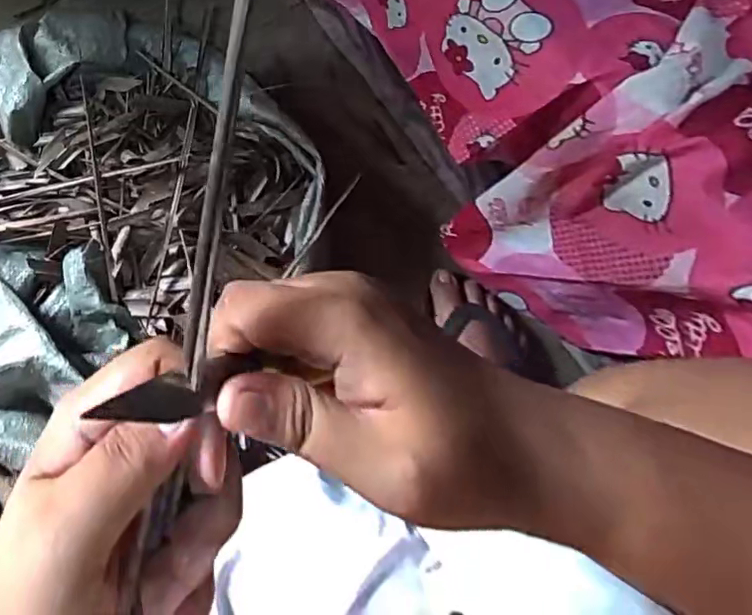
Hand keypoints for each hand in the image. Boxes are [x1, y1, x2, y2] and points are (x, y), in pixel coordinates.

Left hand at [0, 338, 242, 614]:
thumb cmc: (30, 596)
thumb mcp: (64, 525)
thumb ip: (121, 462)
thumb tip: (189, 410)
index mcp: (90, 420)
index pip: (157, 365)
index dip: (192, 399)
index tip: (203, 467)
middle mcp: (124, 444)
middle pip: (201, 431)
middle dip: (201, 499)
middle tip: (170, 553)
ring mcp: (149, 491)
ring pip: (214, 492)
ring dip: (195, 552)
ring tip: (148, 591)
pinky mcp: (167, 535)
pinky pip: (211, 543)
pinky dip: (191, 582)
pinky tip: (152, 602)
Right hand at [208, 272, 545, 531]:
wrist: (532, 448)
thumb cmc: (461, 463)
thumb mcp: (376, 461)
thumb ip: (296, 421)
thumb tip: (222, 398)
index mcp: (342, 315)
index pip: (242, 307)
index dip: (219, 352)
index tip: (224, 410)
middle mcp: (338, 288)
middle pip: (248, 302)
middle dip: (231, 355)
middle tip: (245, 417)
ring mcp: (348, 293)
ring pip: (265, 309)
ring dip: (254, 356)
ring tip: (273, 411)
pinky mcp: (353, 307)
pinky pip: (291, 318)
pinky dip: (279, 353)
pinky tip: (301, 395)